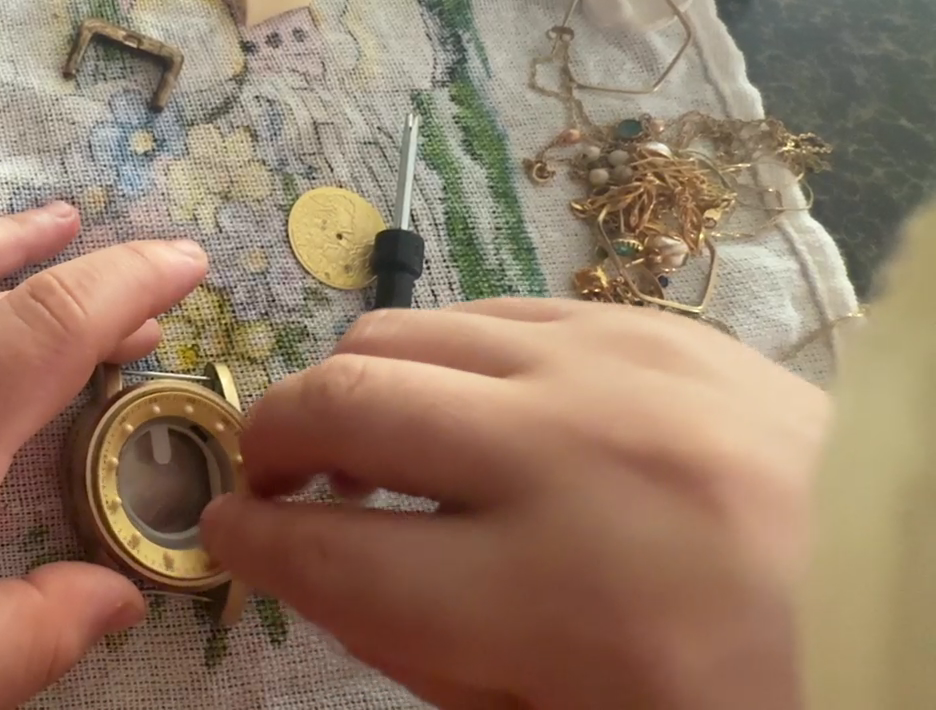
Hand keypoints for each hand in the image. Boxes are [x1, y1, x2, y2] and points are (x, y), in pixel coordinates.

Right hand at [200, 299, 828, 709]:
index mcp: (583, 612)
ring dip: (340, 390)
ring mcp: (612, 365)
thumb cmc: (758, 701)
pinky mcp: (635, 318)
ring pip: (386, 335)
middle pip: (342, 403)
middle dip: (268, 438)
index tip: (226, 528)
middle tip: (268, 474)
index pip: (339, 555)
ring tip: (359, 441)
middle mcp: (585, 461)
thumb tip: (310, 561)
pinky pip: (467, 314)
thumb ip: (421, 655)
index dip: (255, 541)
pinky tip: (455, 411)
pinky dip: (426, 363)